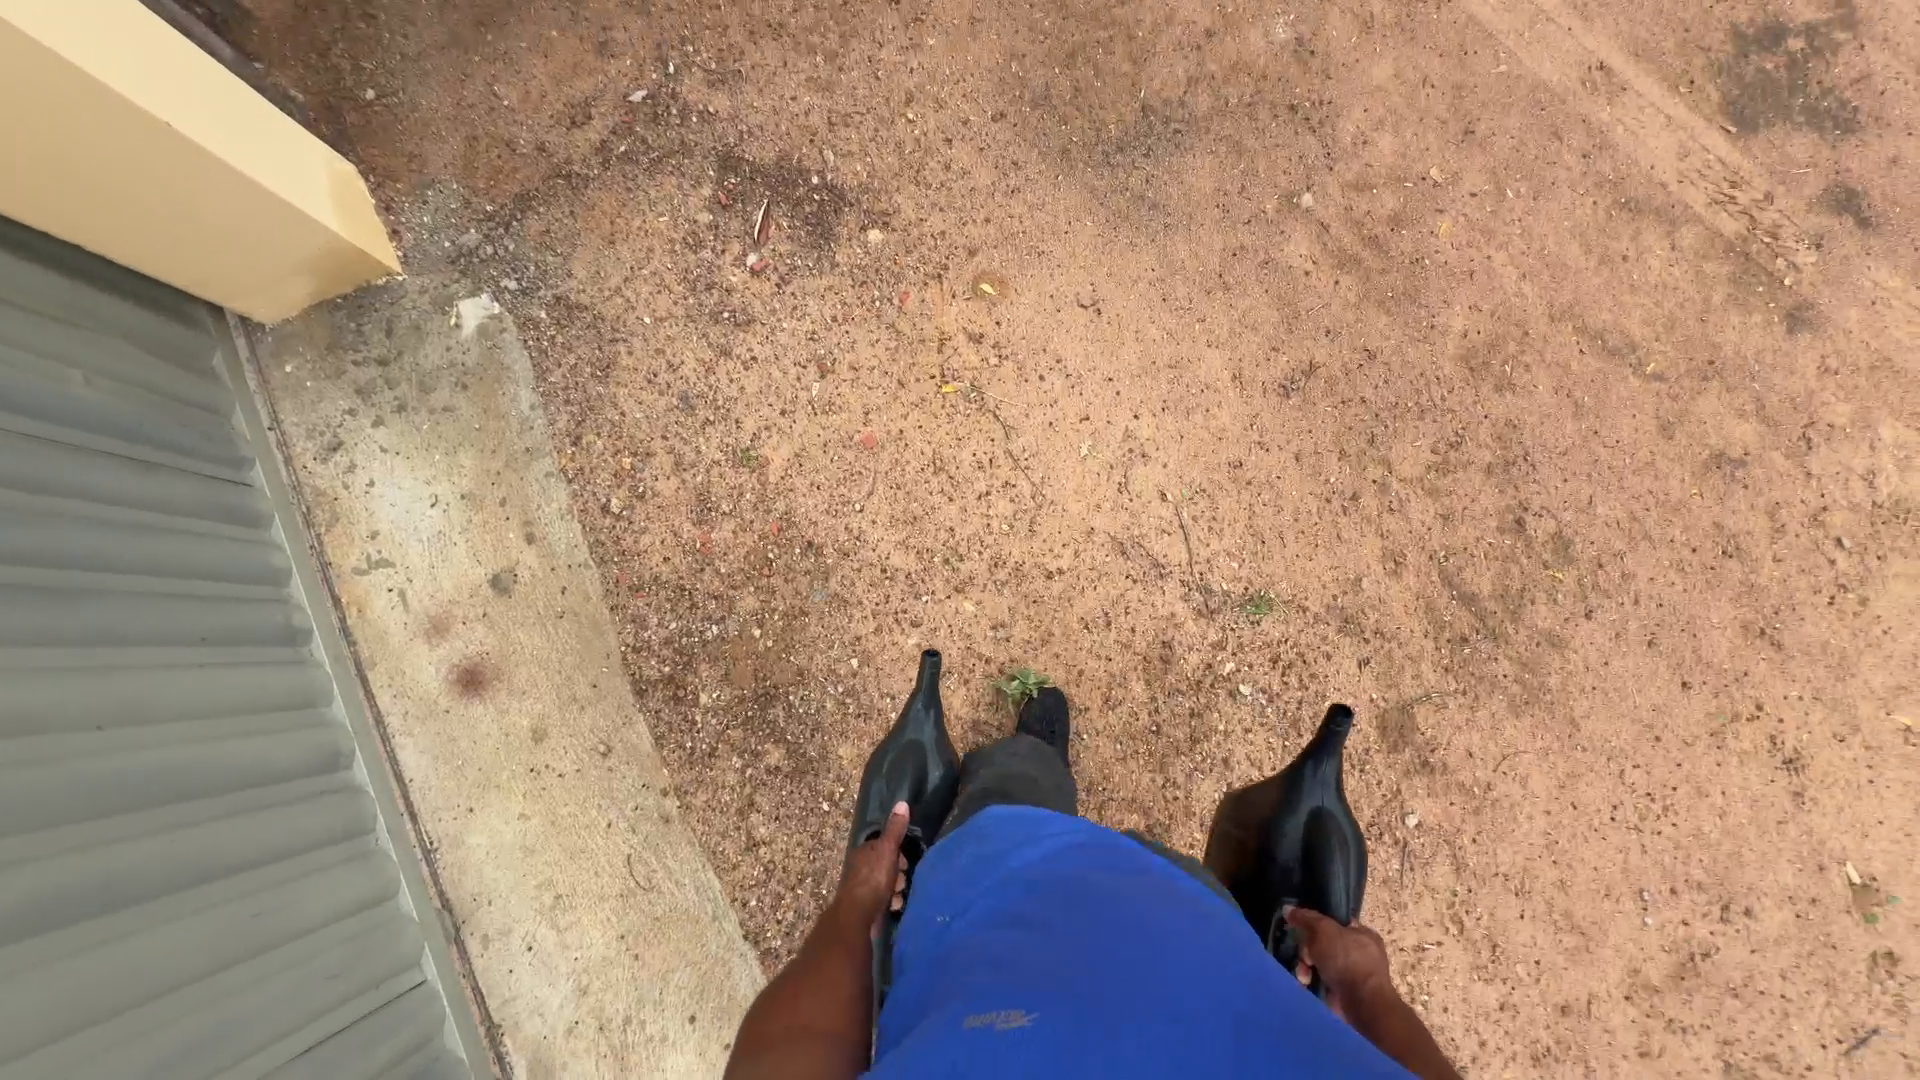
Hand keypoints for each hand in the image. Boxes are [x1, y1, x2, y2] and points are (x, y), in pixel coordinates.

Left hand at [836, 801, 909, 932]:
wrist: (857, 917)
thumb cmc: (873, 880)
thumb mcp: (887, 850)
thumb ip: (895, 830)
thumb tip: (902, 803)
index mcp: (864, 851)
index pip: (885, 845)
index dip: (898, 852)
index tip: (905, 861)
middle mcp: (861, 867)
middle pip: (887, 865)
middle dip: (899, 873)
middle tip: (901, 880)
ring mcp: (862, 888)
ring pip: (887, 884)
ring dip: (896, 890)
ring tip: (898, 896)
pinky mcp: (866, 907)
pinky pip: (884, 900)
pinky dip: (891, 903)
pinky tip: (894, 907)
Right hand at [1283, 906, 1393, 1019]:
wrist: (1362, 1004)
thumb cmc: (1346, 960)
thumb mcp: (1322, 929)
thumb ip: (1305, 917)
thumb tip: (1287, 909)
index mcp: (1362, 934)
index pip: (1333, 922)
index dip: (1315, 924)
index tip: (1301, 930)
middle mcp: (1360, 953)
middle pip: (1323, 942)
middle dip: (1308, 950)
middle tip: (1306, 956)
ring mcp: (1354, 974)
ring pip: (1320, 962)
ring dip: (1307, 966)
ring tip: (1304, 975)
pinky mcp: (1346, 992)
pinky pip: (1322, 980)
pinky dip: (1313, 981)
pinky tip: (1308, 983)